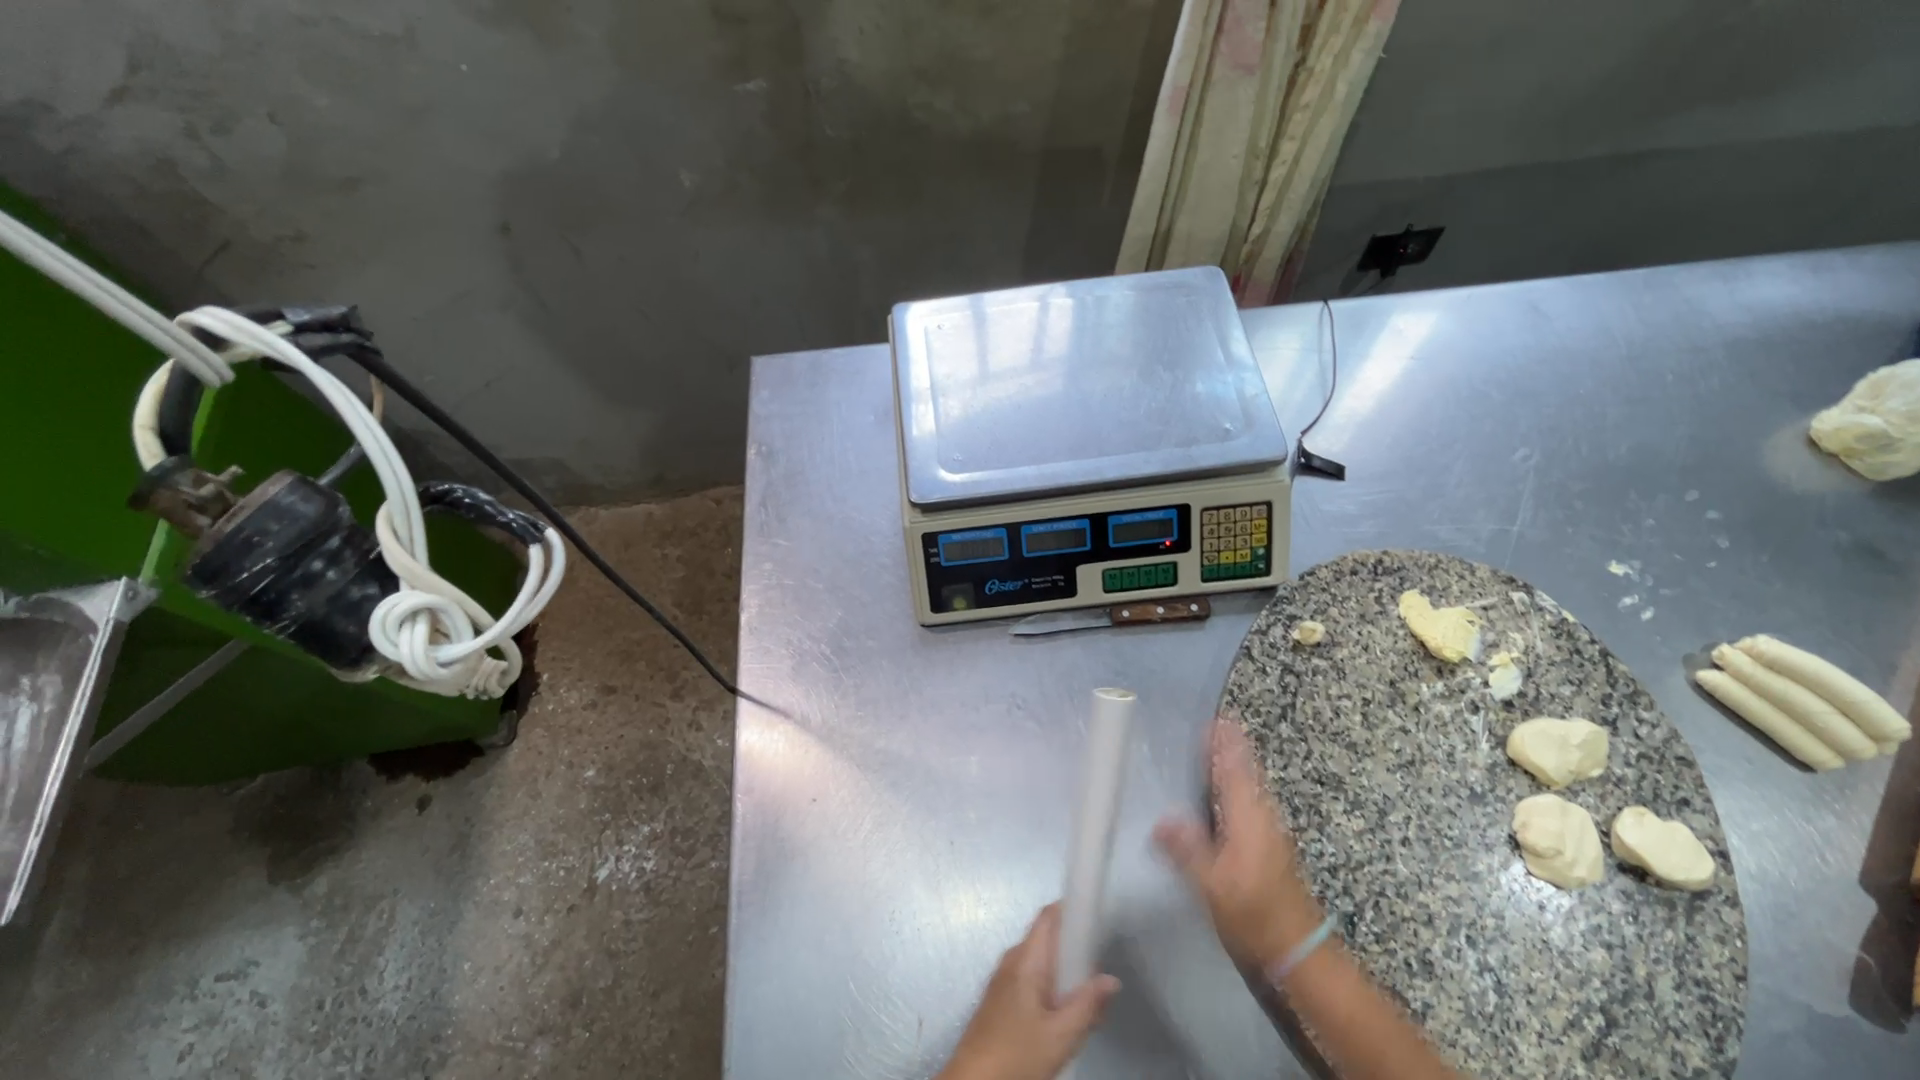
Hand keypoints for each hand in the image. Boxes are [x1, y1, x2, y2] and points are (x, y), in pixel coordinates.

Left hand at [937, 904, 1120, 1079]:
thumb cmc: (1017, 1054)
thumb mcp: (1061, 1036)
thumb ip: (1088, 1004)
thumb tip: (1111, 978)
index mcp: (1026, 960)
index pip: (1049, 916)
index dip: (1072, 909)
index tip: (1097, 919)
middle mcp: (1012, 961)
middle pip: (1049, 941)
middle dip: (1075, 955)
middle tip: (1096, 983)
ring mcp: (1003, 979)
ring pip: (1042, 964)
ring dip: (1064, 978)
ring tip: (1083, 1009)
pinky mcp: (1000, 999)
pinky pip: (1032, 981)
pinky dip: (1050, 991)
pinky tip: (1060, 1022)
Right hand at [1154, 716, 1324, 968]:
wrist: (1298, 952)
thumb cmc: (1255, 916)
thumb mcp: (1213, 887)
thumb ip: (1188, 852)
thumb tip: (1162, 819)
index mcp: (1249, 819)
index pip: (1236, 771)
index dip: (1227, 745)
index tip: (1216, 719)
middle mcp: (1263, 819)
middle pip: (1246, 775)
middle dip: (1229, 751)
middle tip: (1210, 727)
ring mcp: (1269, 835)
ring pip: (1249, 791)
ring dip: (1233, 770)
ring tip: (1212, 753)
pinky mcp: (1269, 851)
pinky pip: (1248, 807)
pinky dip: (1235, 791)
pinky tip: (1220, 799)